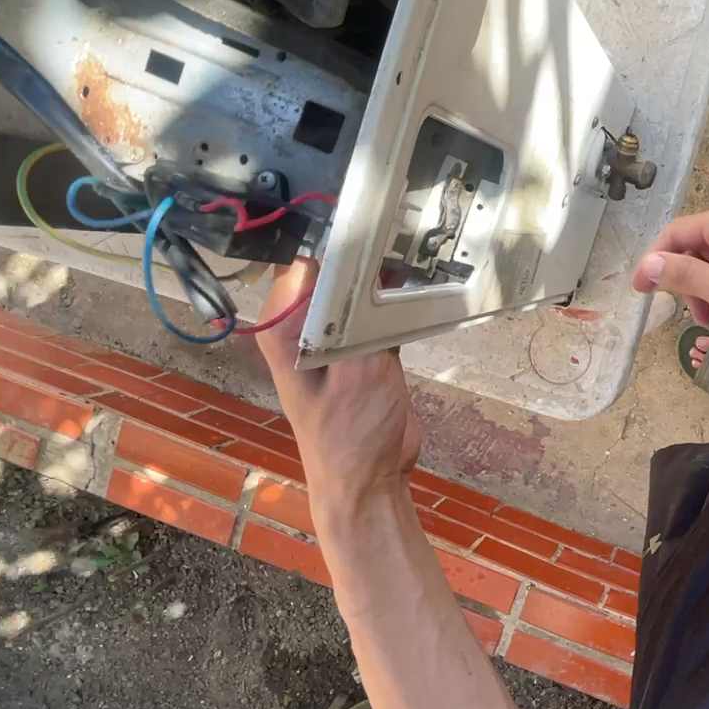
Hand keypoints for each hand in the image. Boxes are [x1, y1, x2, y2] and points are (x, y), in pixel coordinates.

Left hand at [254, 259, 420, 519]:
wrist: (373, 479)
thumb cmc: (352, 432)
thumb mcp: (357, 370)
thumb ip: (359, 317)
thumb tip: (364, 265)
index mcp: (285, 331)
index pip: (307, 266)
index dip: (340, 245)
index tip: (378, 228)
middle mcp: (307, 329)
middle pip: (336, 275)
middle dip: (368, 256)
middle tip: (407, 237)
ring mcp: (340, 340)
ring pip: (361, 292)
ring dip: (387, 278)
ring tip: (420, 254)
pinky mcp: (370, 351)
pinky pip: (382, 314)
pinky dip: (400, 302)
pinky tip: (422, 287)